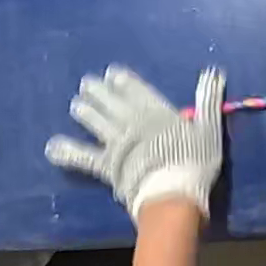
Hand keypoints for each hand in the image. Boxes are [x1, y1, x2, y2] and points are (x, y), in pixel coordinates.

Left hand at [46, 66, 224, 219]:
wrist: (174, 193)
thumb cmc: (195, 161)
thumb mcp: (209, 128)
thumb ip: (208, 99)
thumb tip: (213, 72)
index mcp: (156, 111)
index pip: (135, 89)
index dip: (122, 80)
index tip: (112, 73)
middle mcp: (132, 122)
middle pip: (111, 102)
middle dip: (98, 92)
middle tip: (86, 84)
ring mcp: (116, 143)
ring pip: (96, 122)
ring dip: (85, 112)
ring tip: (75, 105)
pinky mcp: (106, 165)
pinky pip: (83, 156)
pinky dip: (67, 151)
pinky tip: (52, 146)